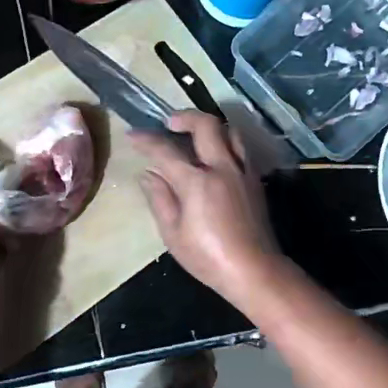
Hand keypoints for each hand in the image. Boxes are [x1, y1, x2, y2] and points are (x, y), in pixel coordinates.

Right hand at [132, 111, 282, 298]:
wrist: (254, 270)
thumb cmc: (207, 257)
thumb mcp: (173, 233)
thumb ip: (159, 199)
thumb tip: (148, 175)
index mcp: (197, 181)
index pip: (165, 151)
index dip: (146, 141)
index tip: (132, 135)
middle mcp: (222, 168)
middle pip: (206, 125)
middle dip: (185, 117)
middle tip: (170, 123)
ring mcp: (242, 172)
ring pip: (230, 132)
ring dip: (211, 127)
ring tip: (197, 136)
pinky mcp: (255, 182)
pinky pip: (241, 150)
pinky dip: (226, 144)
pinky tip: (216, 158)